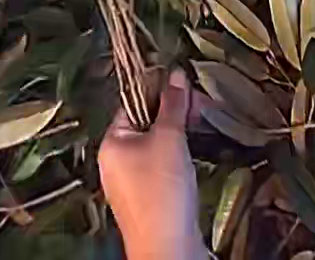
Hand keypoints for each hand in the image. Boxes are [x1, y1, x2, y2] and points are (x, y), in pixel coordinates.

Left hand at [98, 71, 207, 259]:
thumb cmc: (162, 190)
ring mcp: (131, 182)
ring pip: (156, 143)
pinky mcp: (149, 198)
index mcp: (111, 143)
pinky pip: (161, 163)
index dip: (158, 89)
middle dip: (173, 110)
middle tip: (200, 103)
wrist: (170, 254)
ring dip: (178, 130)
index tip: (183, 81)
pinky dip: (177, 152)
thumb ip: (172, 104)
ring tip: (202, 119)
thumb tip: (176, 72)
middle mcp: (116, 160)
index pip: (133, 102)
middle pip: (146, 121)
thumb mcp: (169, 139)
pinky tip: (195, 147)